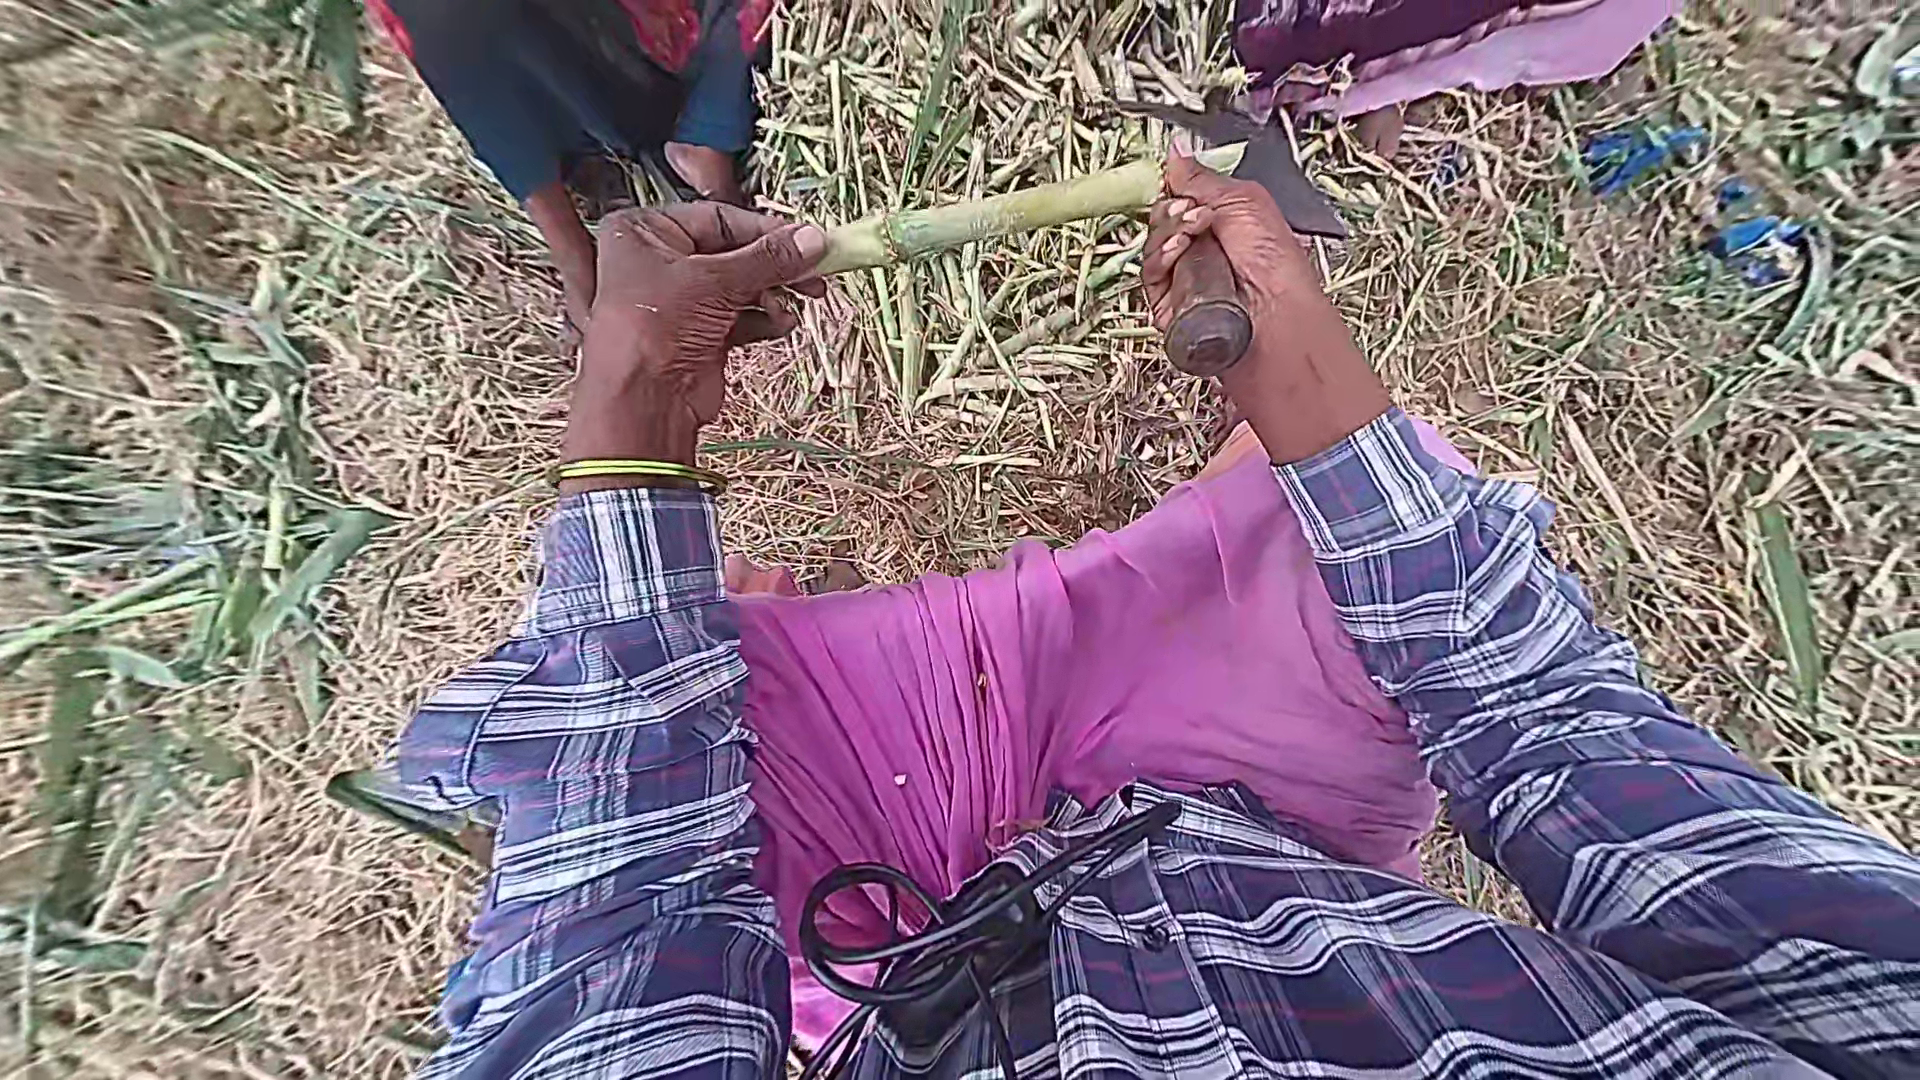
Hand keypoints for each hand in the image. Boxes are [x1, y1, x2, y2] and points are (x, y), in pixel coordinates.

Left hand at [561, 202, 826, 485]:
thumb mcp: (715, 281)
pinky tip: (782, 325)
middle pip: (736, 255)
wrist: (645, 399)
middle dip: (776, 268)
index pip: (721, 219)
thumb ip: (768, 259)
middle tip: (815, 277)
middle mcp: (666, 262)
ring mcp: (687, 302)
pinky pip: (745, 318)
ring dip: (773, 297)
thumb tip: (814, 239)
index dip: (766, 231)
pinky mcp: (706, 335)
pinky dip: (766, 321)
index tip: (808, 242)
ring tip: (791, 307)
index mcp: (649, 231)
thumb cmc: (656, 327)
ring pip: (744, 288)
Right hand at [1142, 154, 1390, 462]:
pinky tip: (1179, 250)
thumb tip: (1172, 156)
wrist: (1270, 318)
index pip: (1182, 199)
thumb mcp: (1245, 202)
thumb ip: (1204, 182)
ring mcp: (1179, 278)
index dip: (1174, 188)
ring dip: (1167, 231)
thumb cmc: (1273, 262)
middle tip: (1194, 212)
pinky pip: (1147, 274)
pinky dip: (1158, 257)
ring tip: (1194, 231)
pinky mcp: (1164, 305)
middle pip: (1162, 220)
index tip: (1172, 179)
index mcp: (1221, 223)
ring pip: (1152, 245)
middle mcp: (1197, 250)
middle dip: (1173, 208)